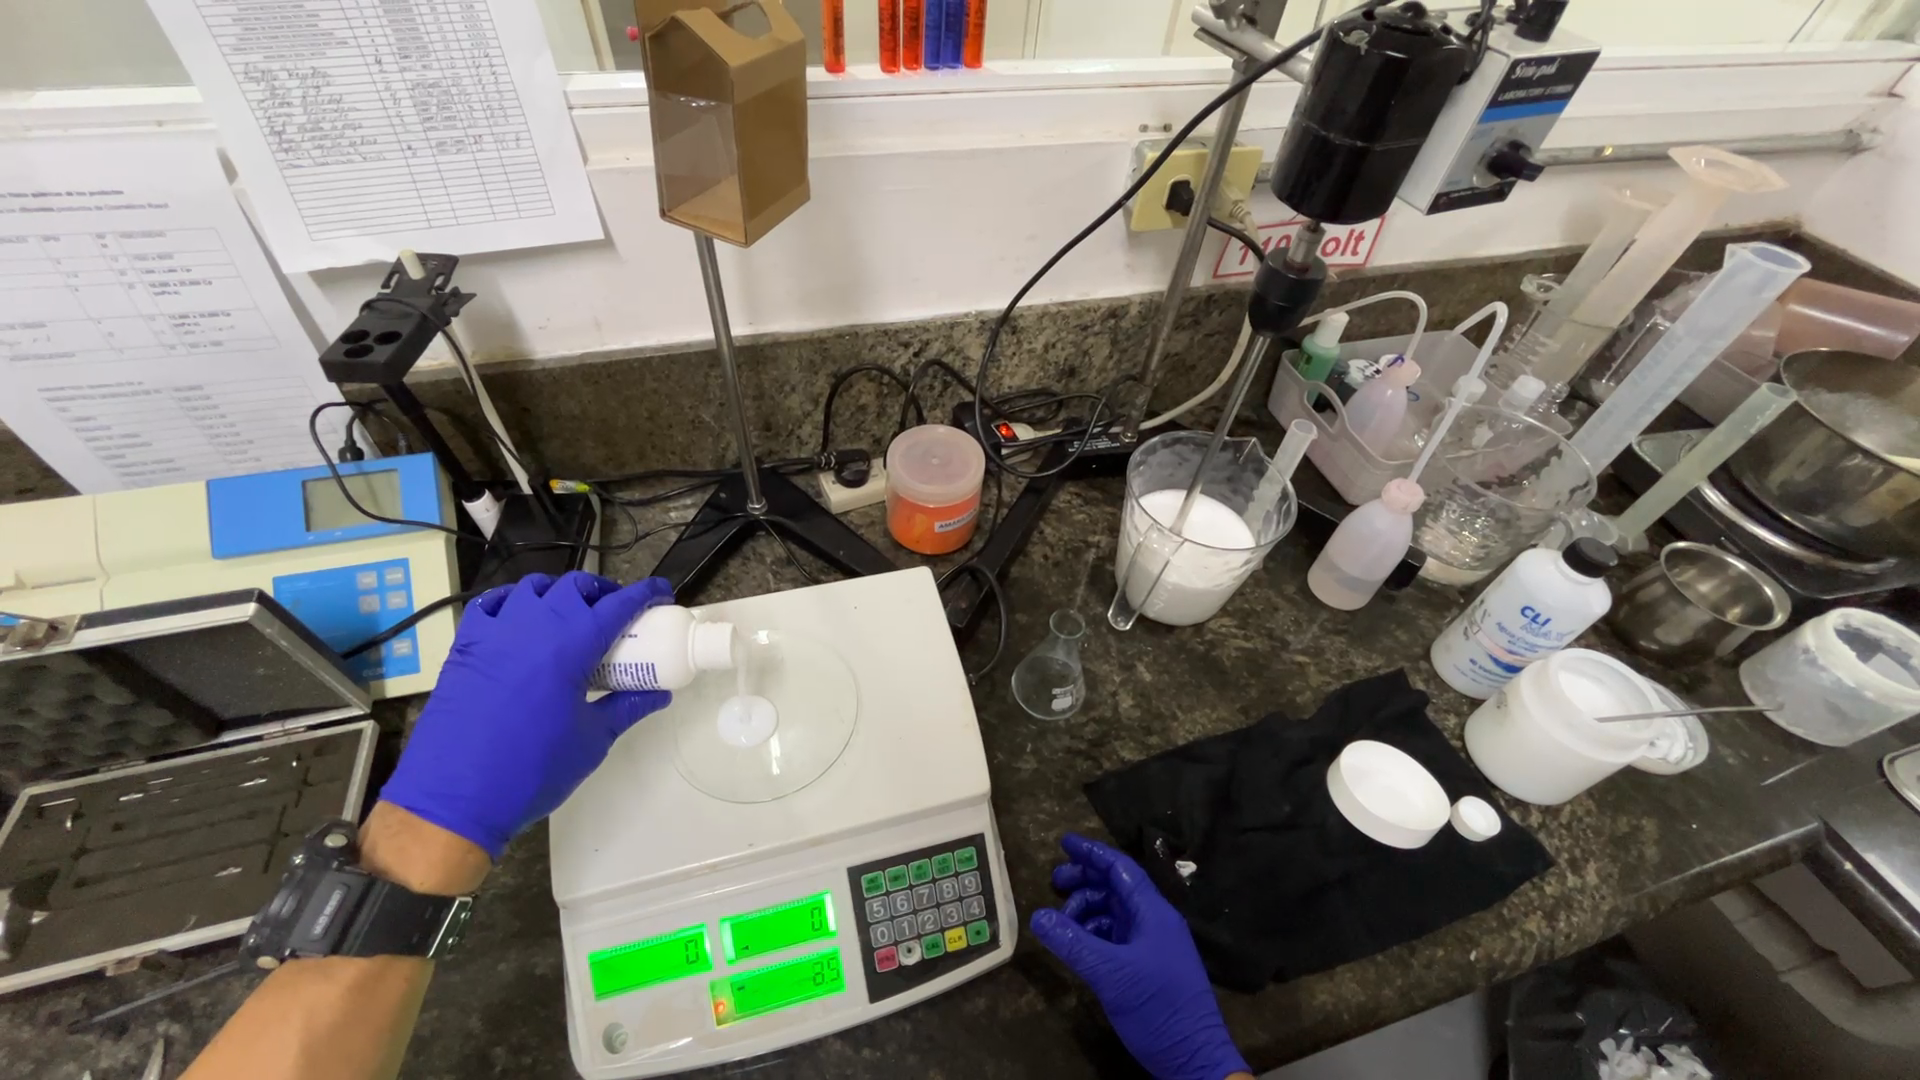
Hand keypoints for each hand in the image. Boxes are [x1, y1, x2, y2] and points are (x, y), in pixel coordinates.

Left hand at [380, 572, 674, 858]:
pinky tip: (520, 620)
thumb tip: (659, 694)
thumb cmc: (535, 768)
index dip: (645, 594)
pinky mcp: (465, 646)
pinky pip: (491, 606)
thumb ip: (627, 707)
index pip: (618, 604)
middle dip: (601, 591)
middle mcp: (535, 625)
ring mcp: (496, 632)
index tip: (660, 594)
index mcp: (573, 644)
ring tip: (569, 612)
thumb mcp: (593, 739)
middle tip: (616, 611)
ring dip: (558, 592)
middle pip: (574, 587)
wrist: (456, 798)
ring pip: (532, 588)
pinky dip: (512, 603)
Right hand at [1029, 834, 1249, 1079]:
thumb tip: (1037, 916)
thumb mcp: (1110, 974)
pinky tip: (1078, 945)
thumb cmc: (1158, 1008)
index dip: (1092, 853)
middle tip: (1054, 882)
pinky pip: (1117, 935)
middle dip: (1085, 880)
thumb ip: (1073, 943)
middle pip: (1116, 887)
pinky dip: (1095, 933)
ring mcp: (1153, 945)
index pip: (1120, 869)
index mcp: (1153, 912)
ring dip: (1087, 909)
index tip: (1063, 842)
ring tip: (1062, 923)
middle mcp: (1155, 921)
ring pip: (1115, 912)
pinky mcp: (1149, 967)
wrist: (1196, 1061)